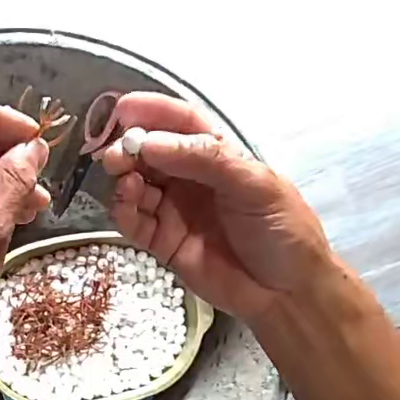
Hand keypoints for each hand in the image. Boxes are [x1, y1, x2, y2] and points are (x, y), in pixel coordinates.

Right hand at [99, 92, 327, 319]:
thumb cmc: (282, 230)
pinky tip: (125, 206)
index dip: (152, 112)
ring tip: (126, 183)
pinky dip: (123, 212)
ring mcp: (174, 211)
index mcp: (218, 157)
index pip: (181, 124)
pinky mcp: (162, 242)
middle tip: (114, 154)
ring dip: (124, 180)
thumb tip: (151, 143)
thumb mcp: (253, 185)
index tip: (122, 108)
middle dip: (128, 149)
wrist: (284, 292)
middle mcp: (190, 180)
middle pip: (150, 154)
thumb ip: (205, 160)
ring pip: (136, 186)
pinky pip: (134, 222)